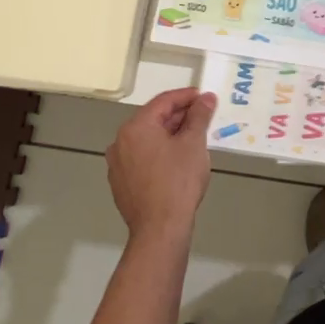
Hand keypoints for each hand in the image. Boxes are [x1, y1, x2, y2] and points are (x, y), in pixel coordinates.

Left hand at [106, 88, 217, 240]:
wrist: (160, 227)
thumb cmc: (178, 181)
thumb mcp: (194, 144)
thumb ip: (199, 116)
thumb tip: (206, 98)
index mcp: (136, 127)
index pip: (163, 101)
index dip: (187, 96)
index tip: (206, 97)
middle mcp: (120, 142)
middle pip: (153, 120)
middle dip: (179, 116)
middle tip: (204, 117)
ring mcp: (118, 164)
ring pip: (147, 140)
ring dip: (170, 135)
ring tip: (194, 139)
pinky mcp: (121, 183)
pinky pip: (142, 158)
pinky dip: (159, 153)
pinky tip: (177, 162)